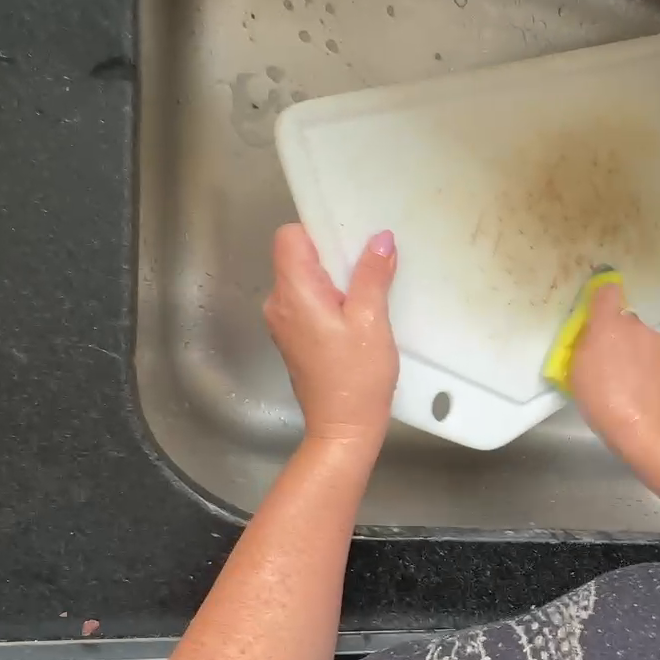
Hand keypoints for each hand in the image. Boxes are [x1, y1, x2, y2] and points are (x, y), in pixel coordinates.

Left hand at [263, 224, 398, 449]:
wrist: (343, 428)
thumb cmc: (357, 377)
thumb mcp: (372, 321)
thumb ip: (373, 275)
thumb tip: (380, 239)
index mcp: (294, 292)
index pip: (290, 236)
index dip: (319, 232)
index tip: (351, 244)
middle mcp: (279, 303)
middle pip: (298, 257)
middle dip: (333, 257)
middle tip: (370, 270)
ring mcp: (284, 323)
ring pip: (306, 281)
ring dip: (336, 281)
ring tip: (368, 298)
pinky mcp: (295, 339)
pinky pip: (310, 304)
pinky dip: (332, 302)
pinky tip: (358, 319)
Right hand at [569, 282, 659, 456]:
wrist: (643, 426)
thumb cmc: (601, 399)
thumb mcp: (577, 371)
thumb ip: (585, 342)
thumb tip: (593, 331)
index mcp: (607, 325)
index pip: (607, 291)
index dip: (602, 297)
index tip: (596, 311)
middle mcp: (635, 325)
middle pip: (624, 320)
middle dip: (616, 334)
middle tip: (607, 360)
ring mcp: (656, 340)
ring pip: (640, 337)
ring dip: (633, 349)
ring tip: (626, 378)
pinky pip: (653, 353)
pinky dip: (646, 363)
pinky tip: (641, 384)